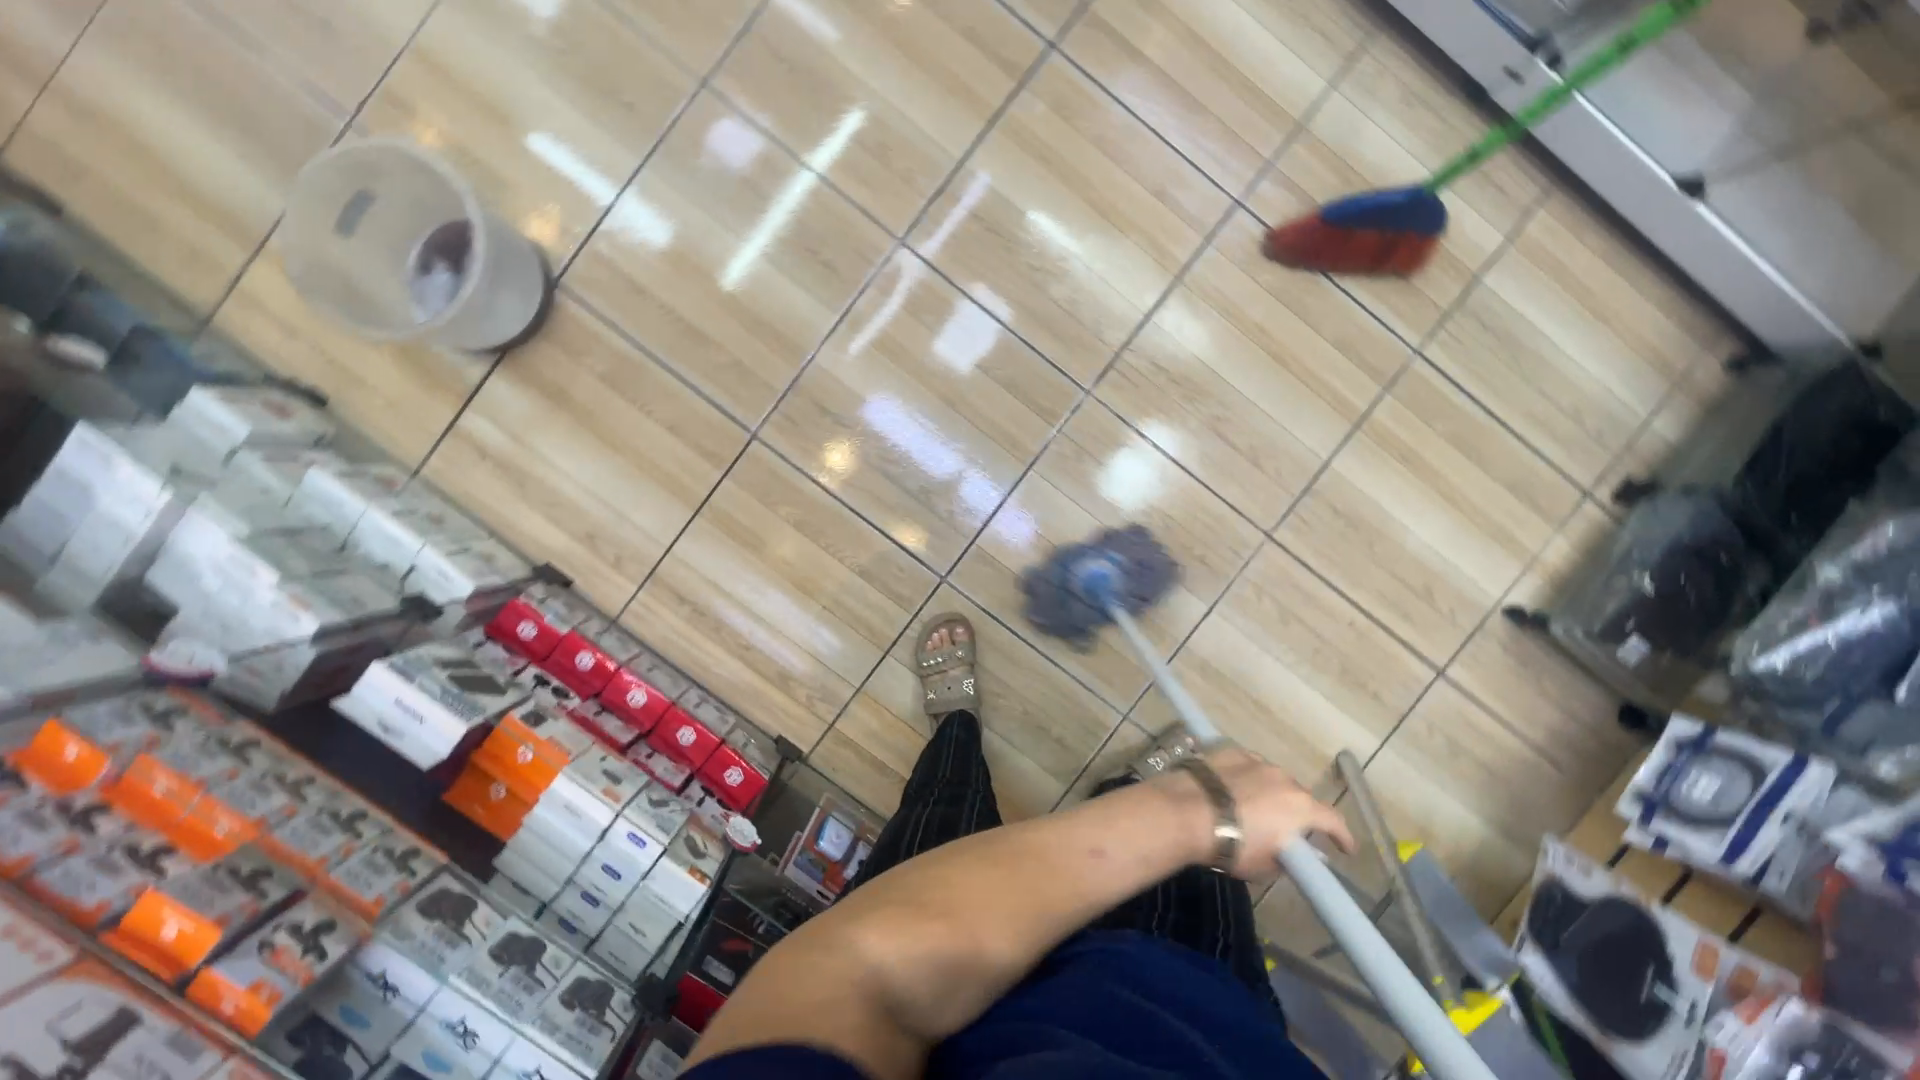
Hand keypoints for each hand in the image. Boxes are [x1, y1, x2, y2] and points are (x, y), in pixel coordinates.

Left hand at [1153, 747, 1355, 881]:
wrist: (1186, 812)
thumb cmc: (1231, 845)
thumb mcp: (1264, 866)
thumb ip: (1288, 859)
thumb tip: (1300, 853)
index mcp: (1301, 808)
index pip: (1334, 821)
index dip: (1342, 836)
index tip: (1345, 847)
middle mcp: (1285, 779)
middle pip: (1300, 798)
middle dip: (1297, 814)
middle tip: (1284, 829)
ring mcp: (1257, 761)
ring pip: (1273, 779)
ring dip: (1270, 793)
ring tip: (1252, 808)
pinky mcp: (1230, 751)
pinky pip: (1247, 767)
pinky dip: (1246, 778)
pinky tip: (1231, 789)